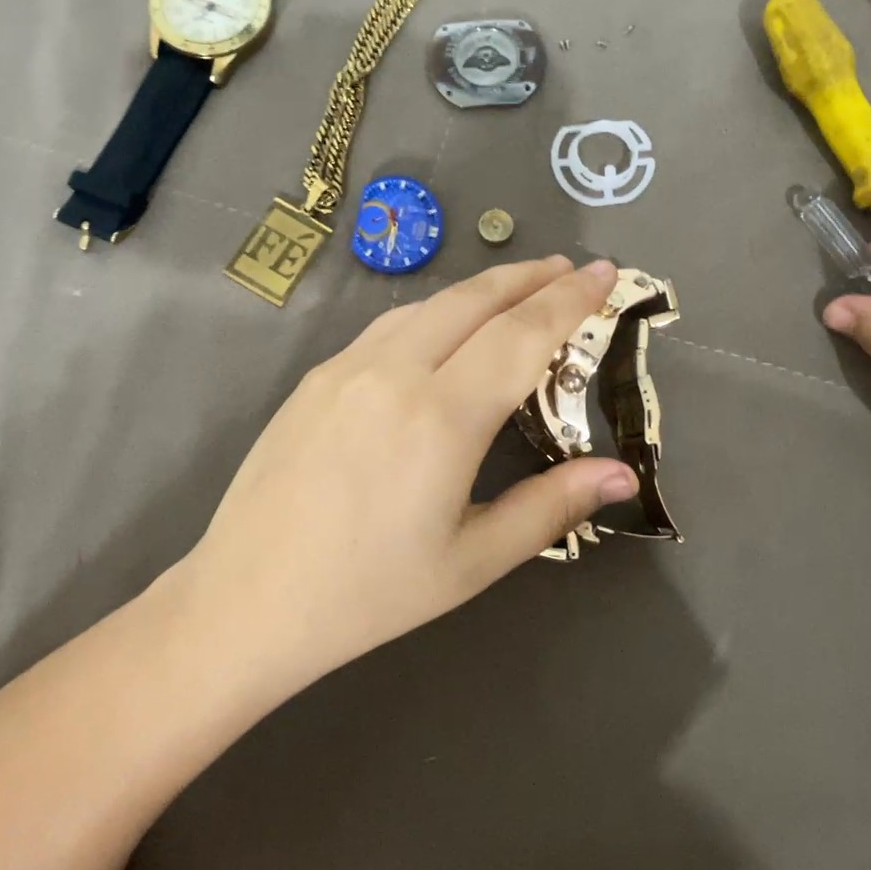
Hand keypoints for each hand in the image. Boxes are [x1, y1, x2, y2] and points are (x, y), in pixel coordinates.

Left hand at [179, 257, 639, 682]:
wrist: (246, 600)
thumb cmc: (369, 593)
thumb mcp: (472, 560)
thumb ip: (551, 507)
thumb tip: (624, 475)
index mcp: (441, 418)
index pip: (521, 335)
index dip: (569, 299)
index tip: (604, 271)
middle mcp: (393, 374)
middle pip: (473, 302)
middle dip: (528, 278)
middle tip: (567, 268)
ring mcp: (345, 370)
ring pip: (425, 307)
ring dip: (478, 291)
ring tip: (515, 291)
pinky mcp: (313, 380)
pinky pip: (385, 328)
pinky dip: (432, 314)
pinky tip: (441, 331)